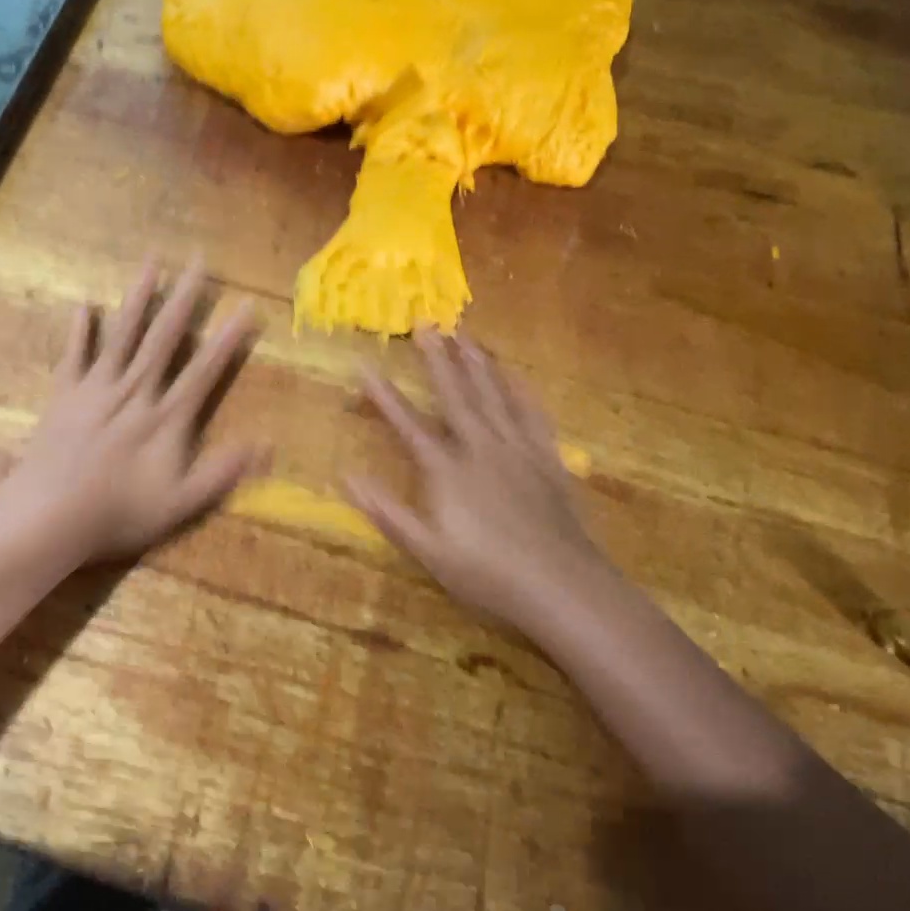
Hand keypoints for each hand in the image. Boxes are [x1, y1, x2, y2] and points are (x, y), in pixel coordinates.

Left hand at [0, 258, 266, 566]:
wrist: (50, 514)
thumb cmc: (119, 513)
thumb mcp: (181, 503)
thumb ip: (222, 472)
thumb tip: (267, 445)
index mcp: (166, 416)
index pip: (205, 369)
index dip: (228, 338)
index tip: (247, 305)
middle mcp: (135, 390)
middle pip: (164, 337)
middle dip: (185, 297)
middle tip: (198, 259)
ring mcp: (96, 388)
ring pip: (122, 334)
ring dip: (138, 297)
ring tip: (151, 262)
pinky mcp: (64, 394)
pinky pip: (74, 354)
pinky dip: (79, 330)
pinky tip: (83, 304)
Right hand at [344, 330, 614, 632]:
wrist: (563, 586)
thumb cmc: (488, 574)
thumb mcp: (428, 550)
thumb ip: (388, 511)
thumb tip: (346, 477)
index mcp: (447, 471)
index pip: (408, 425)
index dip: (384, 396)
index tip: (364, 364)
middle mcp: (481, 449)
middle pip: (456, 395)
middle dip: (437, 359)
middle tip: (427, 324)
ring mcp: (518, 450)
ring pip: (494, 395)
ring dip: (477, 363)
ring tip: (465, 334)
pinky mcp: (547, 459)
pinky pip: (532, 414)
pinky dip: (521, 390)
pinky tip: (515, 374)